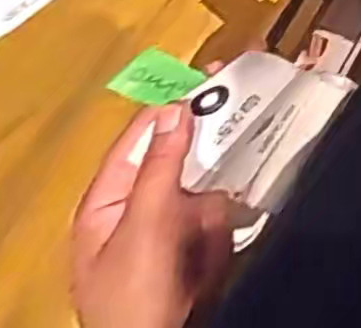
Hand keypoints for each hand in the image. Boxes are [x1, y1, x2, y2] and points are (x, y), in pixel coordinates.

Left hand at [72, 105, 234, 327]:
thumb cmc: (135, 287)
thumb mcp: (144, 224)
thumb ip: (159, 165)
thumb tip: (172, 106)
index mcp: (109, 200)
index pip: (140, 137)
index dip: (170, 102)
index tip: (206, 71)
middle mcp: (139, 202)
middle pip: (175, 148)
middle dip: (206, 122)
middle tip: (241, 85)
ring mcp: (170, 218)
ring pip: (204, 170)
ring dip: (224, 157)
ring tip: (251, 130)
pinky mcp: (198, 232)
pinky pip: (220, 197)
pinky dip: (234, 189)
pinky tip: (245, 187)